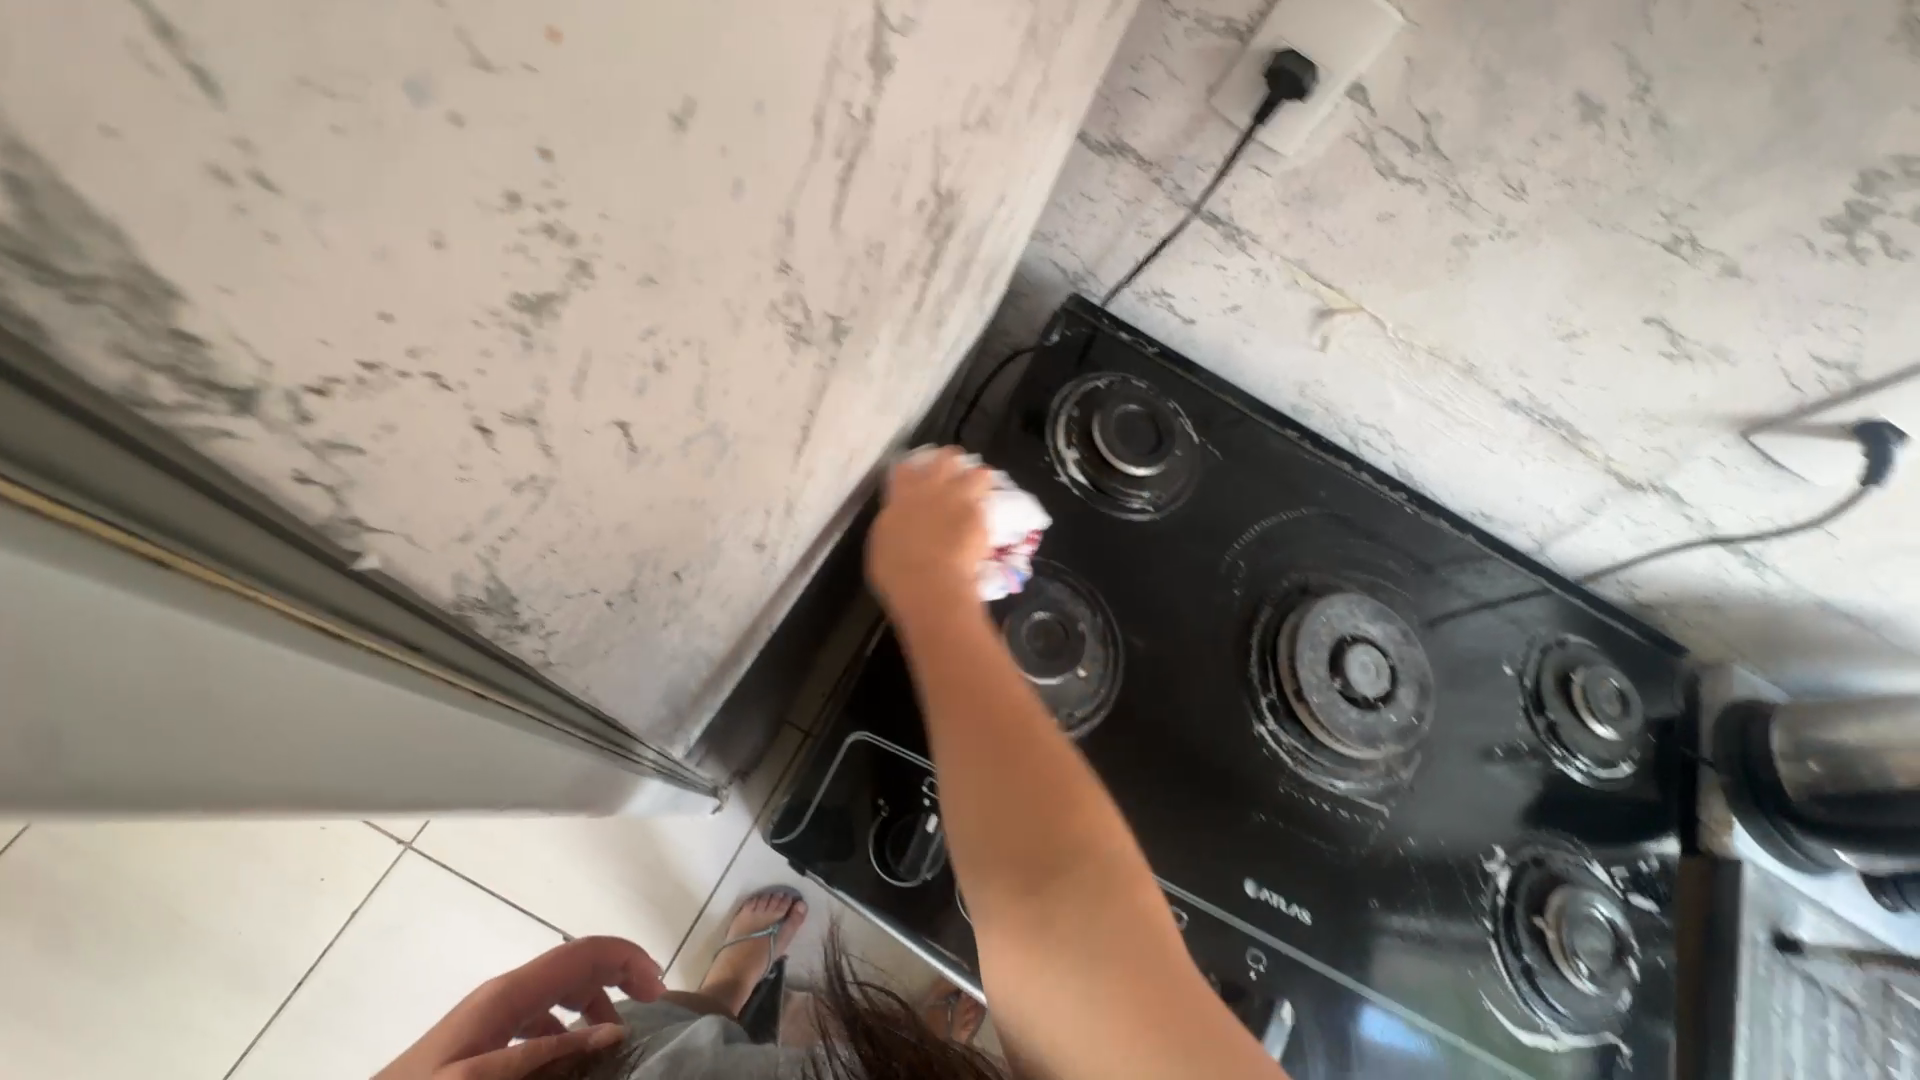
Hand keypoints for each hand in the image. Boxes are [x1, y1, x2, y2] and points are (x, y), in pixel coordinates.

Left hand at [374, 936, 664, 1079]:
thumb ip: (548, 1055)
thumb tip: (613, 1031)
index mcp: (511, 993)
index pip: (585, 951)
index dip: (629, 959)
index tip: (659, 992)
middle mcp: (506, 992)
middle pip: (578, 962)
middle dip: (622, 973)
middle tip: (652, 1006)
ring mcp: (493, 1012)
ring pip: (561, 987)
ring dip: (598, 1000)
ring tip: (618, 1035)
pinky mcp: (483, 1036)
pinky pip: (541, 1015)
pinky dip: (570, 1023)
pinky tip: (573, 1054)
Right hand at [867, 446, 991, 621]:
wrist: (930, 583)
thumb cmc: (895, 569)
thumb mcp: (883, 540)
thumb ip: (895, 519)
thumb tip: (901, 516)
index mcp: (902, 493)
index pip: (905, 467)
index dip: (911, 471)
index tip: (914, 479)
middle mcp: (932, 488)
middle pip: (946, 458)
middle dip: (951, 461)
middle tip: (953, 474)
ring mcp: (960, 500)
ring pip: (978, 473)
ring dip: (977, 479)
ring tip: (977, 491)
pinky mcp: (981, 518)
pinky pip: (987, 506)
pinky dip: (985, 512)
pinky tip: (982, 524)